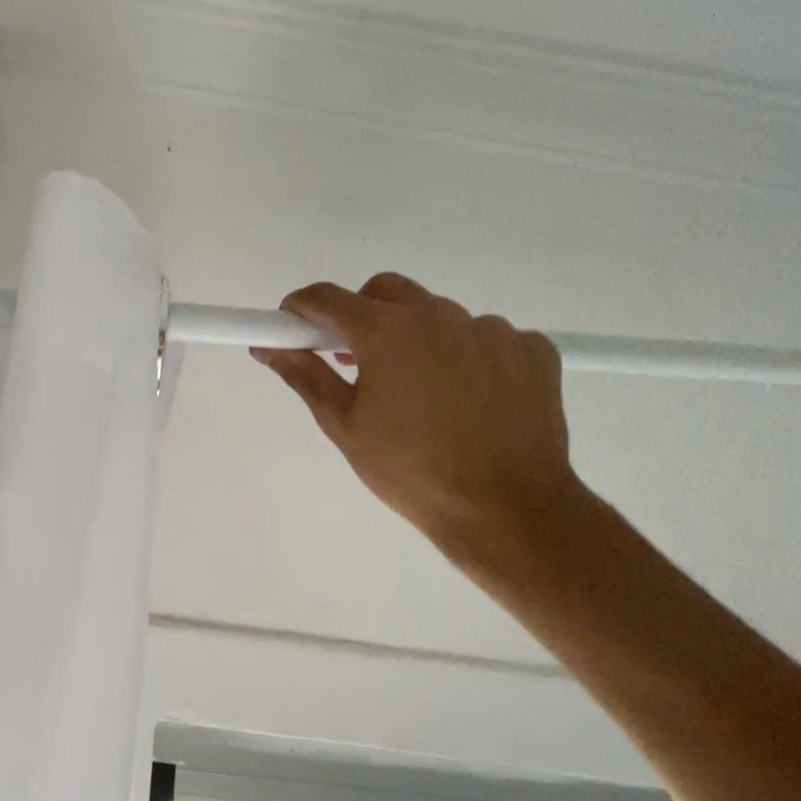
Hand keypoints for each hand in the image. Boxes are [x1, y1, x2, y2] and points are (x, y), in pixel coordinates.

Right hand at [251, 273, 582, 546]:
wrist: (505, 508)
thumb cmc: (408, 469)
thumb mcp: (342, 424)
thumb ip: (304, 375)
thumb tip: (267, 346)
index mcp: (387, 331)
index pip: (326, 297)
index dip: (300, 308)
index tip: (291, 328)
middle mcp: (440, 315)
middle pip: (385, 291)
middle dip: (360, 314)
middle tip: (352, 361)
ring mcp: (492, 329)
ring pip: (438, 315)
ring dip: (416, 337)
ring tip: (417, 391)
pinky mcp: (533, 350)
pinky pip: (485, 337)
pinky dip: (465, 356)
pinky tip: (465, 398)